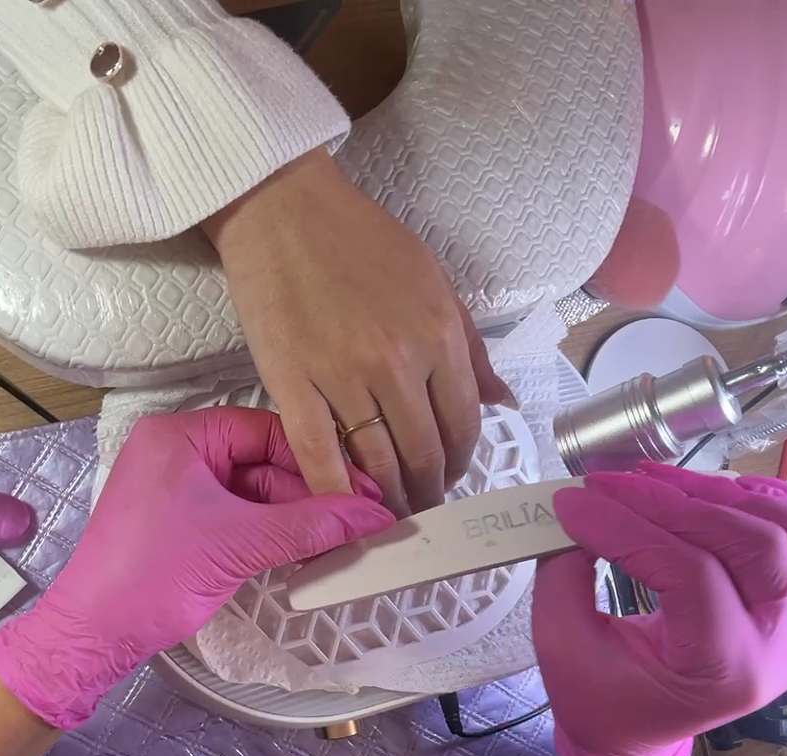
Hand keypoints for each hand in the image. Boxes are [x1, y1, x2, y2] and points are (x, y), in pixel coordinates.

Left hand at [0, 407, 394, 729]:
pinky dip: (270, 532)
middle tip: (359, 518)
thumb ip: (310, 526)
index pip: (266, 430)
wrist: (96, 634)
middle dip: (309, 494)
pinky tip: (305, 548)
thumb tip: (372, 515)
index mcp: (180, 436)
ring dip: (294, 517)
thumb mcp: (239, 544)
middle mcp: (177, 452)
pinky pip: (237, 515)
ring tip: (341, 538)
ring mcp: (178, 488)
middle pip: (262, 462)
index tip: (361, 487)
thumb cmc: (152, 577)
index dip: (317, 459)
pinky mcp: (181, 522)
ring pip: (253, 492)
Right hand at [202, 148, 513, 516]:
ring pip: (376, 462)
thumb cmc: (361, 241)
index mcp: (438, 335)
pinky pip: (318, 453)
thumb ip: (470, 349)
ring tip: (389, 514)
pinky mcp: (293, 385)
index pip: (462, 424)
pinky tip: (344, 514)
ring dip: (388, 500)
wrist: (283, 210)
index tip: (451, 478)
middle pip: (422, 453)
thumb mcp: (435, 282)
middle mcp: (398, 363)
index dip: (460, 463)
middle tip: (420, 506)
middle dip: (427, 490)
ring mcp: (343, 377)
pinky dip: (334, 491)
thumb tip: (503, 403)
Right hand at [533, 464, 786, 755]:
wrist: (630, 734)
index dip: (624, 527)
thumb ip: (564, 573)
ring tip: (665, 484)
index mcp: (717, 669)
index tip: (573, 502)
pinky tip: (734, 494)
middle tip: (609, 485)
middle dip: (672, 501)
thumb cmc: (593, 701)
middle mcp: (774, 647)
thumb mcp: (560, 644)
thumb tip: (578, 507)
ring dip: (731, 497)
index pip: (686, 572)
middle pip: (752, 543)